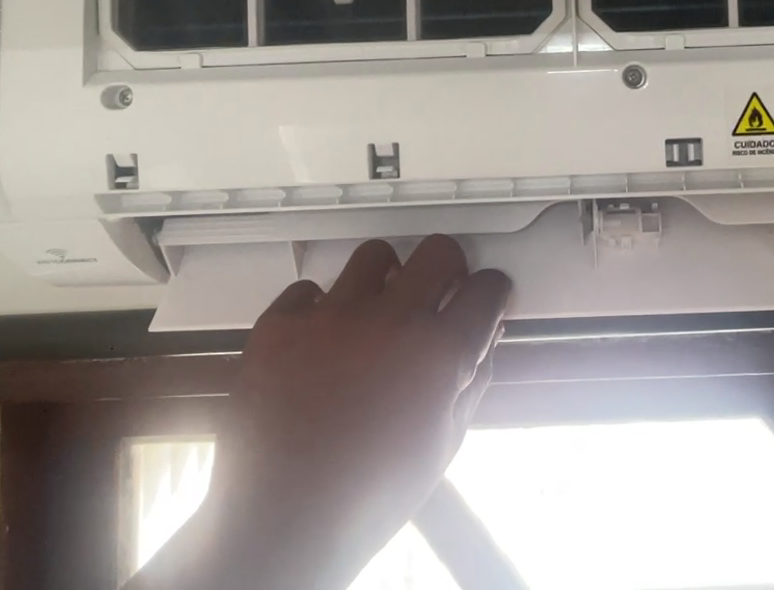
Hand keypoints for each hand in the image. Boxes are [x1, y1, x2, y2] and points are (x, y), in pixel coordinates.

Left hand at [127, 235, 510, 589]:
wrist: (282, 523)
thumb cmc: (368, 495)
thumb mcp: (444, 443)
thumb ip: (473, 381)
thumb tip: (483, 340)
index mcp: (438, 353)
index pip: (488, 288)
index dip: (493, 294)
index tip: (486, 299)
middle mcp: (389, 321)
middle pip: (440, 251)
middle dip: (450, 269)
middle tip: (440, 294)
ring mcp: (330, 317)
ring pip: (375, 255)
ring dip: (386, 278)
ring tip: (377, 313)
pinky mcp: (279, 325)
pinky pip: (309, 289)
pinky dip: (321, 308)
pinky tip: (322, 339)